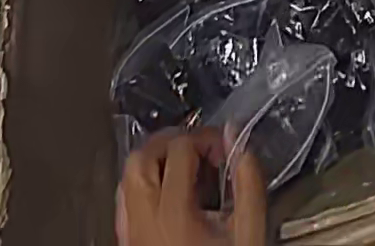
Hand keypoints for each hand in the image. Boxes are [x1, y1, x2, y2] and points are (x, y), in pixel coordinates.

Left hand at [117, 129, 266, 245]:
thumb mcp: (249, 235)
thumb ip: (248, 184)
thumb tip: (236, 139)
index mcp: (174, 215)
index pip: (180, 149)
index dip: (206, 139)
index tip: (225, 150)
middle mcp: (143, 221)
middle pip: (143, 156)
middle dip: (173, 142)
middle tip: (200, 150)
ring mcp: (130, 237)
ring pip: (128, 177)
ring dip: (155, 161)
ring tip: (184, 168)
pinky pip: (124, 203)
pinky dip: (142, 185)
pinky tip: (166, 194)